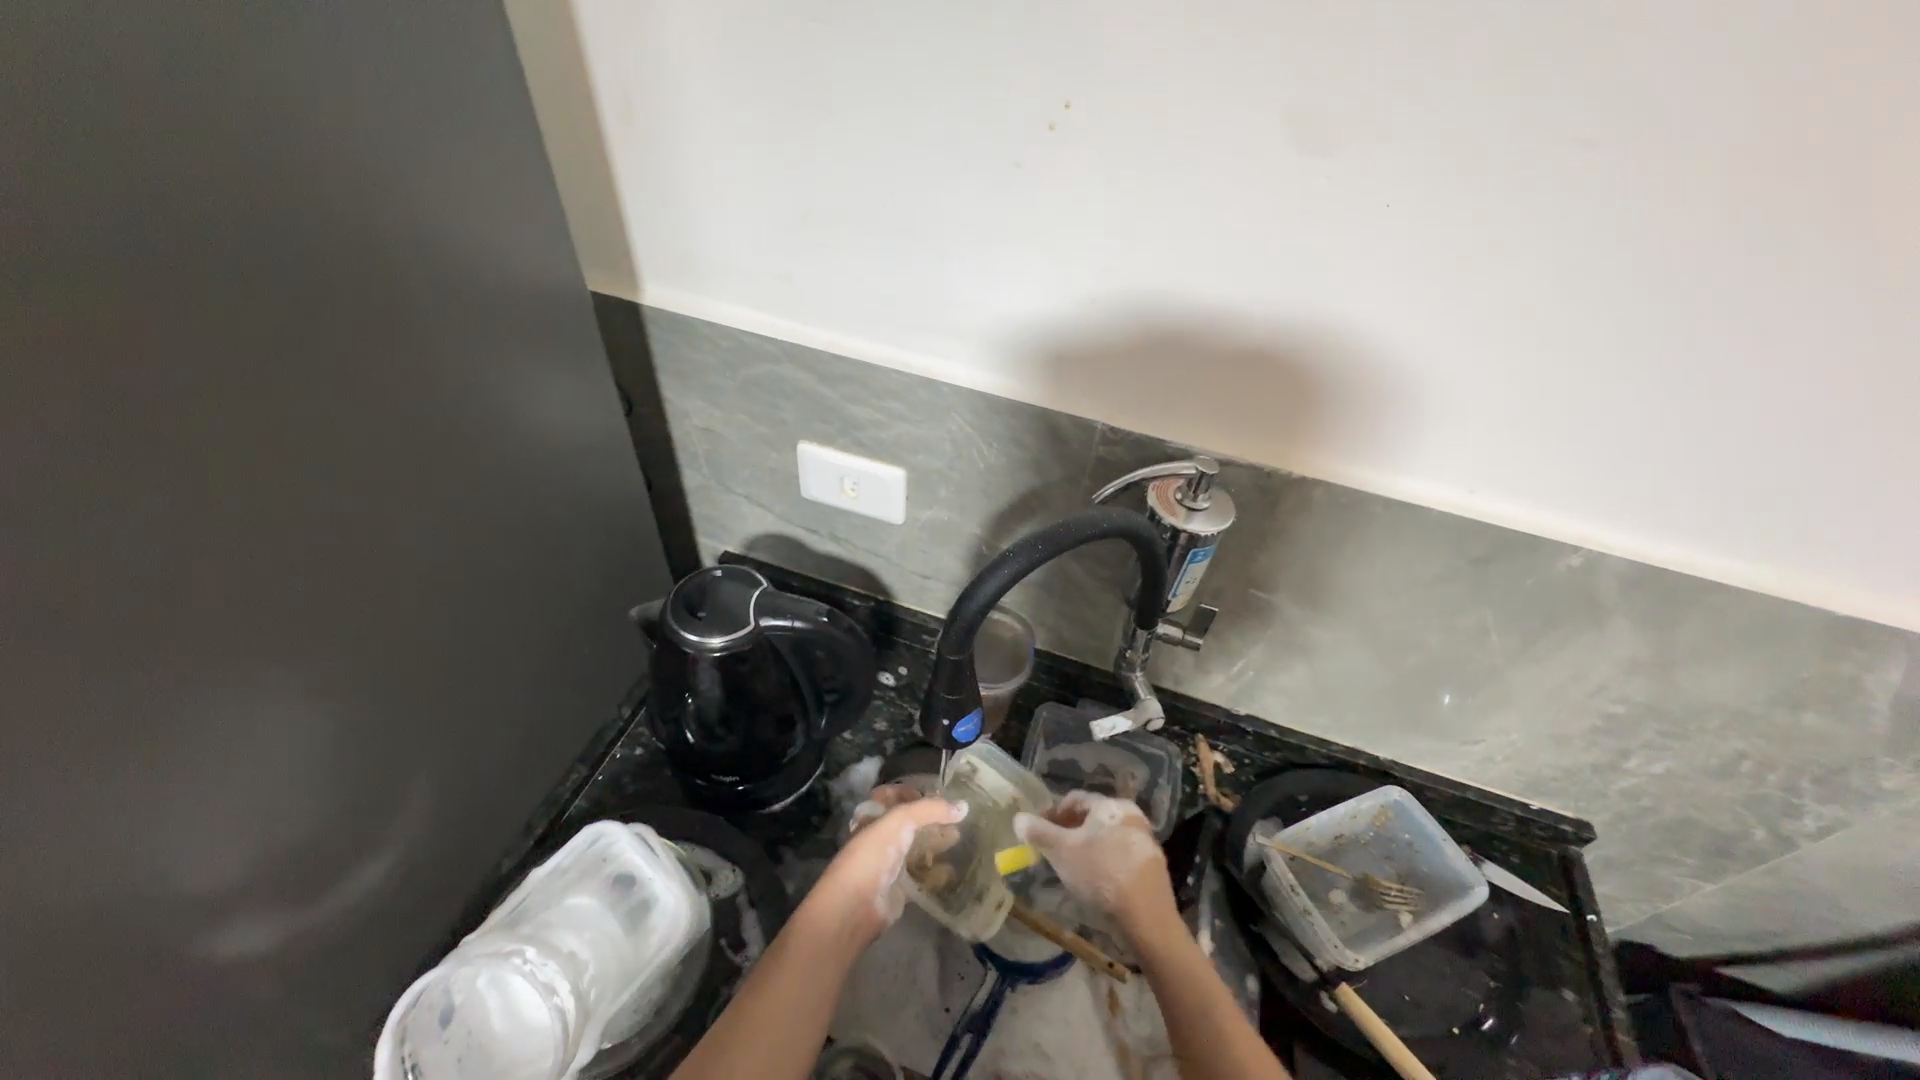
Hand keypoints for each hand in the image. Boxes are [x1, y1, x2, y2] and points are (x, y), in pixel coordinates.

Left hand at [806, 784, 965, 945]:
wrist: (856, 906)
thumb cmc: (873, 854)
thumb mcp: (900, 820)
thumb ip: (931, 810)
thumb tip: (965, 806)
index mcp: (871, 817)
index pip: (889, 796)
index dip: (908, 792)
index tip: (933, 793)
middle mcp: (878, 838)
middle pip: (905, 823)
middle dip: (928, 819)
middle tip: (953, 817)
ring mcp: (888, 863)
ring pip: (914, 847)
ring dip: (934, 843)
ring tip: (958, 837)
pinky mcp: (898, 888)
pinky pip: (920, 875)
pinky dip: (936, 871)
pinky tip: (953, 868)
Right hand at [1013, 790, 1173, 938]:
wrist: (1147, 917)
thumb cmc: (1100, 874)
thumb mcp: (1061, 851)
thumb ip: (1038, 832)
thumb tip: (1018, 818)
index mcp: (1111, 805)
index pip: (1074, 799)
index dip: (1051, 813)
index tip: (1037, 833)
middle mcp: (1131, 816)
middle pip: (1091, 818)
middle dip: (1068, 832)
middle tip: (1051, 851)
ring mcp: (1144, 841)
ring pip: (1105, 838)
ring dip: (1085, 848)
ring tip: (1070, 869)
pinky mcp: (1151, 866)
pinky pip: (1119, 856)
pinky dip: (1102, 862)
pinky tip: (1094, 882)